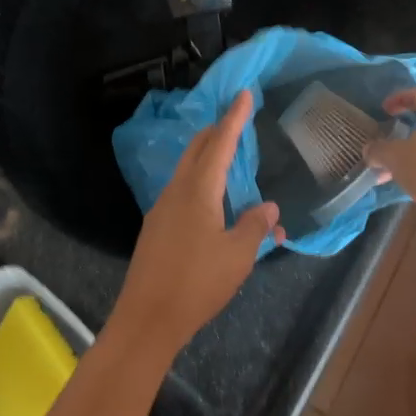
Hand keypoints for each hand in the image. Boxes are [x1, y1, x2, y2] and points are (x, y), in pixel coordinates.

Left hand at [112, 90, 284, 353]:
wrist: (146, 321)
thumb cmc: (197, 284)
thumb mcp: (238, 256)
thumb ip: (256, 227)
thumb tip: (269, 208)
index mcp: (198, 190)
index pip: (219, 143)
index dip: (234, 118)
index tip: (244, 94)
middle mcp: (176, 192)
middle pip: (197, 149)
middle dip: (217, 131)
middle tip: (238, 120)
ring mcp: (161, 211)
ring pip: (186, 169)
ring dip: (206, 156)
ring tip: (228, 157)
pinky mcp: (156, 230)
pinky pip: (181, 191)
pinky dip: (200, 181)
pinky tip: (212, 200)